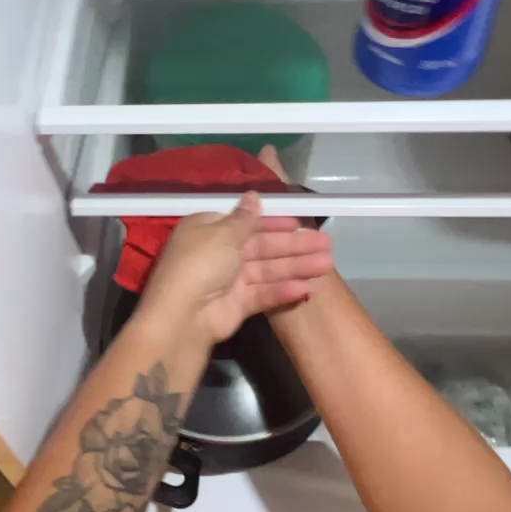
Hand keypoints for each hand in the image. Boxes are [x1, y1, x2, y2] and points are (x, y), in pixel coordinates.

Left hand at [137, 191, 334, 343]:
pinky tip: (305, 288)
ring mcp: (229, 281)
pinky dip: (283, 291)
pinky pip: (263, 293)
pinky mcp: (238, 305)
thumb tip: (253, 194)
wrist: (183, 317)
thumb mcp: (221, 233)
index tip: (299, 220)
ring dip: (296, 266)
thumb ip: (244, 218)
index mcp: (208, 230)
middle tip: (327, 243)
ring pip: (267, 269)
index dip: (273, 221)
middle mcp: (218, 253)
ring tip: (326, 264)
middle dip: (294, 244)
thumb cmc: (200, 264)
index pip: (245, 222)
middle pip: (262, 246)